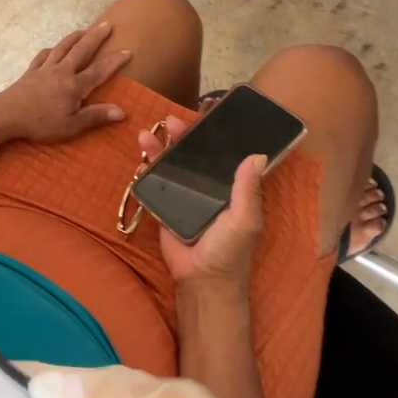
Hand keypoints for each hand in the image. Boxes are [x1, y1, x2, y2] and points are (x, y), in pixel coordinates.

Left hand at [0, 23, 132, 144]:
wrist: (7, 113)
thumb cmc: (41, 123)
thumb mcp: (71, 126)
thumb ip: (96, 116)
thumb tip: (122, 111)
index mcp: (74, 86)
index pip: (99, 71)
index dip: (114, 61)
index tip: (127, 51)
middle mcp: (61, 72)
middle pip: (81, 50)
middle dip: (95, 37)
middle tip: (107, 25)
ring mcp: (44, 69)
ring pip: (62, 48)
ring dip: (74, 37)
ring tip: (84, 30)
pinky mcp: (31, 71)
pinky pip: (43, 56)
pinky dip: (51, 50)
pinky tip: (53, 49)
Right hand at [139, 132, 266, 291]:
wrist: (201, 279)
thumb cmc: (230, 250)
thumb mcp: (245, 220)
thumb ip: (247, 189)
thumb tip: (257, 154)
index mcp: (228, 189)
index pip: (219, 157)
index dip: (210, 137)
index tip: (201, 117)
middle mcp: (204, 189)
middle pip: (190, 156)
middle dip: (179, 137)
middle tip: (169, 122)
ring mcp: (182, 196)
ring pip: (168, 166)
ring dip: (157, 149)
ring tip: (146, 136)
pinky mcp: (163, 206)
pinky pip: (152, 184)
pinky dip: (145, 171)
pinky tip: (141, 161)